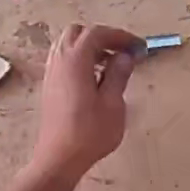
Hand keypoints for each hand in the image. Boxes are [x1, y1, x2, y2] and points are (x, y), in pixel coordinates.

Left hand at [27, 23, 140, 188]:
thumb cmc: (90, 133)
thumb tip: (125, 57)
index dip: (120, 36)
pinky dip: (82, 59)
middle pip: (79, 33)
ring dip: (91, 48)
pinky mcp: (51, 86)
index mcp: (76, 61)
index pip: (97, 34)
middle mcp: (60, 61)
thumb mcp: (113, 104)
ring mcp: (52, 73)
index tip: (139, 47)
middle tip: (125, 53)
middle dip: (103, 38)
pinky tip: (97, 78)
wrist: (60, 157)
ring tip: (112, 65)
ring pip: (69, 46)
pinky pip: (65, 60)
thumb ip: (118, 75)